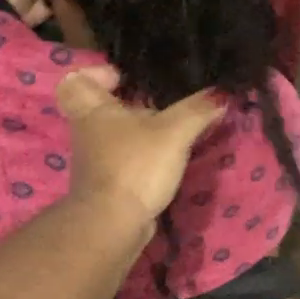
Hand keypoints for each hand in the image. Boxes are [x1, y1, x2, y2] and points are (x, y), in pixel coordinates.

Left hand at [56, 67, 224, 228]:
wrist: (112, 224)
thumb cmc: (135, 165)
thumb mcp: (173, 132)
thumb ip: (197, 110)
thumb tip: (222, 94)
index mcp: (91, 108)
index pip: (77, 79)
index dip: (98, 74)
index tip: (126, 79)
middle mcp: (87, 132)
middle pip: (102, 109)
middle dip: (129, 106)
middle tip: (159, 104)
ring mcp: (94, 162)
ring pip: (114, 137)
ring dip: (139, 135)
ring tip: (171, 133)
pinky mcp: (107, 186)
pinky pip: (124, 161)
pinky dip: (141, 159)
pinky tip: (167, 161)